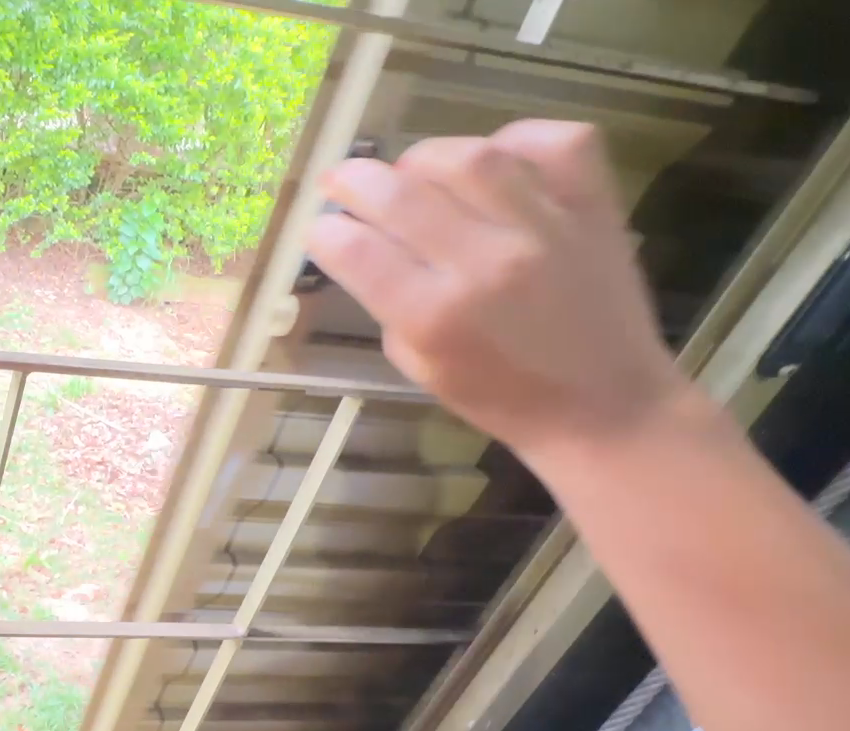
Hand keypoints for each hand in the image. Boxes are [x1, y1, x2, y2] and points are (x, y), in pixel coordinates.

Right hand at [305, 120, 694, 461]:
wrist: (601, 404)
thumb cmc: (493, 395)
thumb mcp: (415, 363)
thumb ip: (388, 304)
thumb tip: (368, 250)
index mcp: (432, 316)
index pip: (357, 252)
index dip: (324, 232)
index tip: (316, 229)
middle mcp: (484, 263)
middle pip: (401, 196)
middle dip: (354, 182)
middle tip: (338, 180)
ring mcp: (544, 228)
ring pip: (468, 157)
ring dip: (421, 158)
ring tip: (407, 173)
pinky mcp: (593, 207)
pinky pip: (554, 143)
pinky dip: (513, 139)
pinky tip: (490, 161)